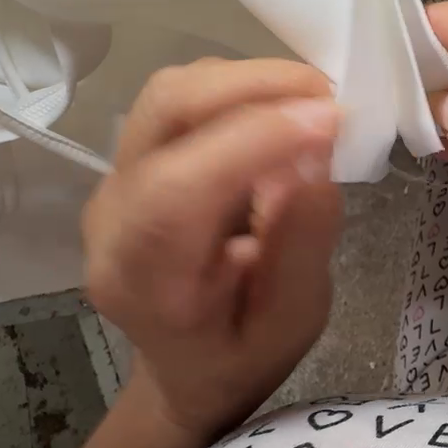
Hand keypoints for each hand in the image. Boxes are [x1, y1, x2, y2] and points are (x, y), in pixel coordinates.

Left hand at [81, 58, 342, 441]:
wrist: (190, 366)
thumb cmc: (245, 352)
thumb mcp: (294, 319)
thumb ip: (302, 243)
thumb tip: (316, 157)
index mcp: (144, 275)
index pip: (179, 187)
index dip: (255, 140)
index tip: (333, 119)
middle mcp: (113, 214)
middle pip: (166, 111)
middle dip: (257, 85)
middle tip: (334, 98)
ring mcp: (117, 179)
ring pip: (173, 91)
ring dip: (252, 81)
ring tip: (317, 104)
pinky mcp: (138, 160)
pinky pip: (184, 100)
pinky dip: (243, 89)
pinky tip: (287, 113)